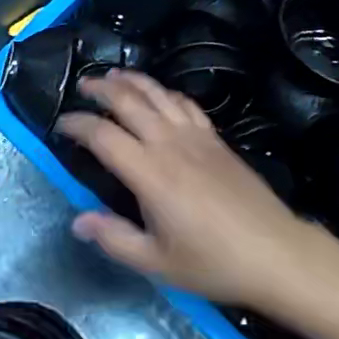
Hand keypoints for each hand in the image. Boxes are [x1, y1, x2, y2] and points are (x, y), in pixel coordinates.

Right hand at [56, 70, 333, 306]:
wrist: (276, 253)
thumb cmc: (213, 262)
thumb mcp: (157, 263)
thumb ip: (114, 239)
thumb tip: (78, 221)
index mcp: (149, 172)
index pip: (102, 135)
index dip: (76, 124)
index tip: (61, 125)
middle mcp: (168, 143)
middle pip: (127, 100)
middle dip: (100, 88)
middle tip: (82, 86)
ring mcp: (194, 135)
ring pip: (156, 93)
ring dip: (131, 80)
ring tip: (113, 75)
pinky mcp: (215, 137)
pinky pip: (184, 102)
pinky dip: (164, 92)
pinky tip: (158, 94)